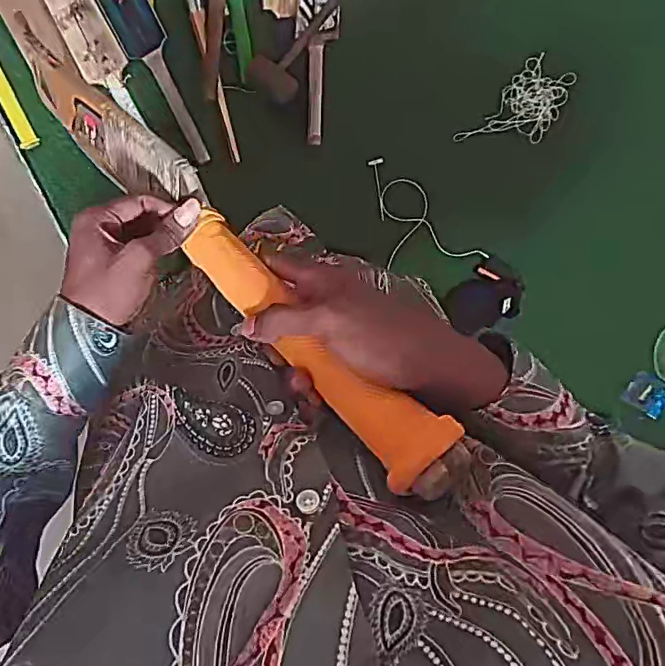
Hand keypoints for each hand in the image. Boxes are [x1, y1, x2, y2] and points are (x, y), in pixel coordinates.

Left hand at [60, 195, 200, 327]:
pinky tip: (165, 255)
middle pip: (138, 214)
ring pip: (138, 230)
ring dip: (159, 236)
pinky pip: (134, 245)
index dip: (166, 208)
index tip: (189, 217)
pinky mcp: (108, 262)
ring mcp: (100, 245)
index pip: (138, 201)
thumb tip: (189, 211)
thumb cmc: (104, 295)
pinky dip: (151, 248)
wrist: (89, 331)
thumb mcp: (140, 258)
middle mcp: (94, 227)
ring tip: (180, 243)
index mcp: (94, 219)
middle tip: (187, 230)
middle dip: (164, 222)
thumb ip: (166, 233)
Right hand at [237, 253, 507, 411]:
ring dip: (294, 372)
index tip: (229, 293)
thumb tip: (243, 324)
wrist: (435, 372)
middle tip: (279, 361)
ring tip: (308, 389)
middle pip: (278, 315)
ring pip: (295, 349)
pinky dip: (314, 386)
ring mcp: (335, 334)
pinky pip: (316, 371)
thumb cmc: (383, 337)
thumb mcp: (329, 322)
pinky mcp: (345, 361)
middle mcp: (325, 304)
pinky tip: (320, 399)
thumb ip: (283, 319)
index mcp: (321, 281)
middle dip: (273, 343)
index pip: (276, 265)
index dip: (251, 273)